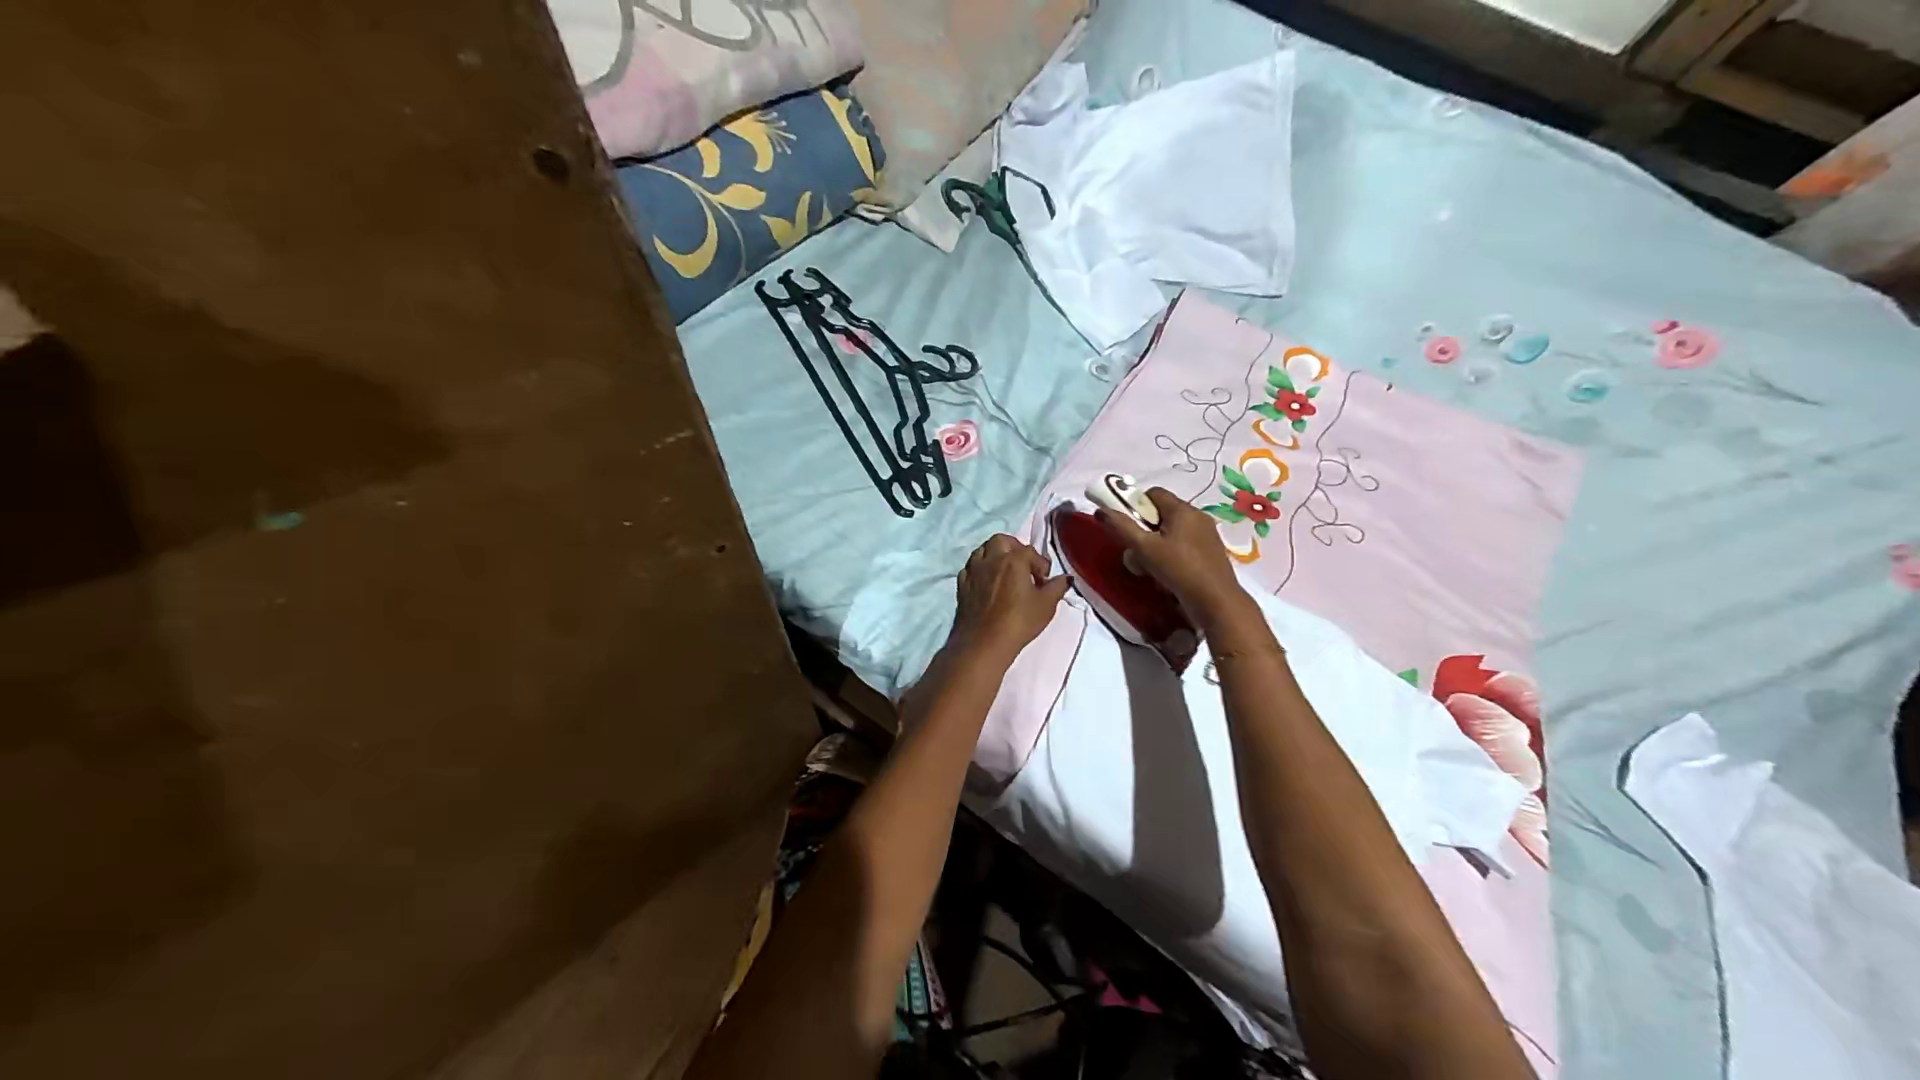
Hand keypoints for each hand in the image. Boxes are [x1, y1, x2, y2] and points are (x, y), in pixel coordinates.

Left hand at [950, 534, 1070, 662]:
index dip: (1041, 565)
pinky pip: (970, 567)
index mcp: (1013, 560)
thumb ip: (1057, 587)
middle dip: (1014, 548)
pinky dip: (980, 569)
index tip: (1044, 581)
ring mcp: (973, 571)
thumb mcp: (1046, 605)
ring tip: (1005, 571)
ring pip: (982, 550)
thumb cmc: (1019, 621)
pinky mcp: (962, 585)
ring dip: (995, 555)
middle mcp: (990, 559)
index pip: (1030, 552)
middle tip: (1023, 566)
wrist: (984, 642)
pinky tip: (987, 582)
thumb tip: (1065, 578)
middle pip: (1001, 540)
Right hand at [1095, 488, 1249, 625]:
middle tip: (1136, 550)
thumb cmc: (1178, 570)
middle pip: (1163, 513)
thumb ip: (1121, 527)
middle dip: (1145, 529)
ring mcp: (1207, 534)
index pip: (1153, 493)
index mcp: (1182, 509)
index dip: (1136, 505)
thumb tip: (1100, 510)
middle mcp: (1197, 516)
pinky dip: (1172, 553)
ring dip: (1157, 544)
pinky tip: (1167, 573)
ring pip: (1173, 530)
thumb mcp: (1144, 548)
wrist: (1216, 601)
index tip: (1128, 526)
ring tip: (1150, 566)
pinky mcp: (1212, 551)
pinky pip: (1185, 544)